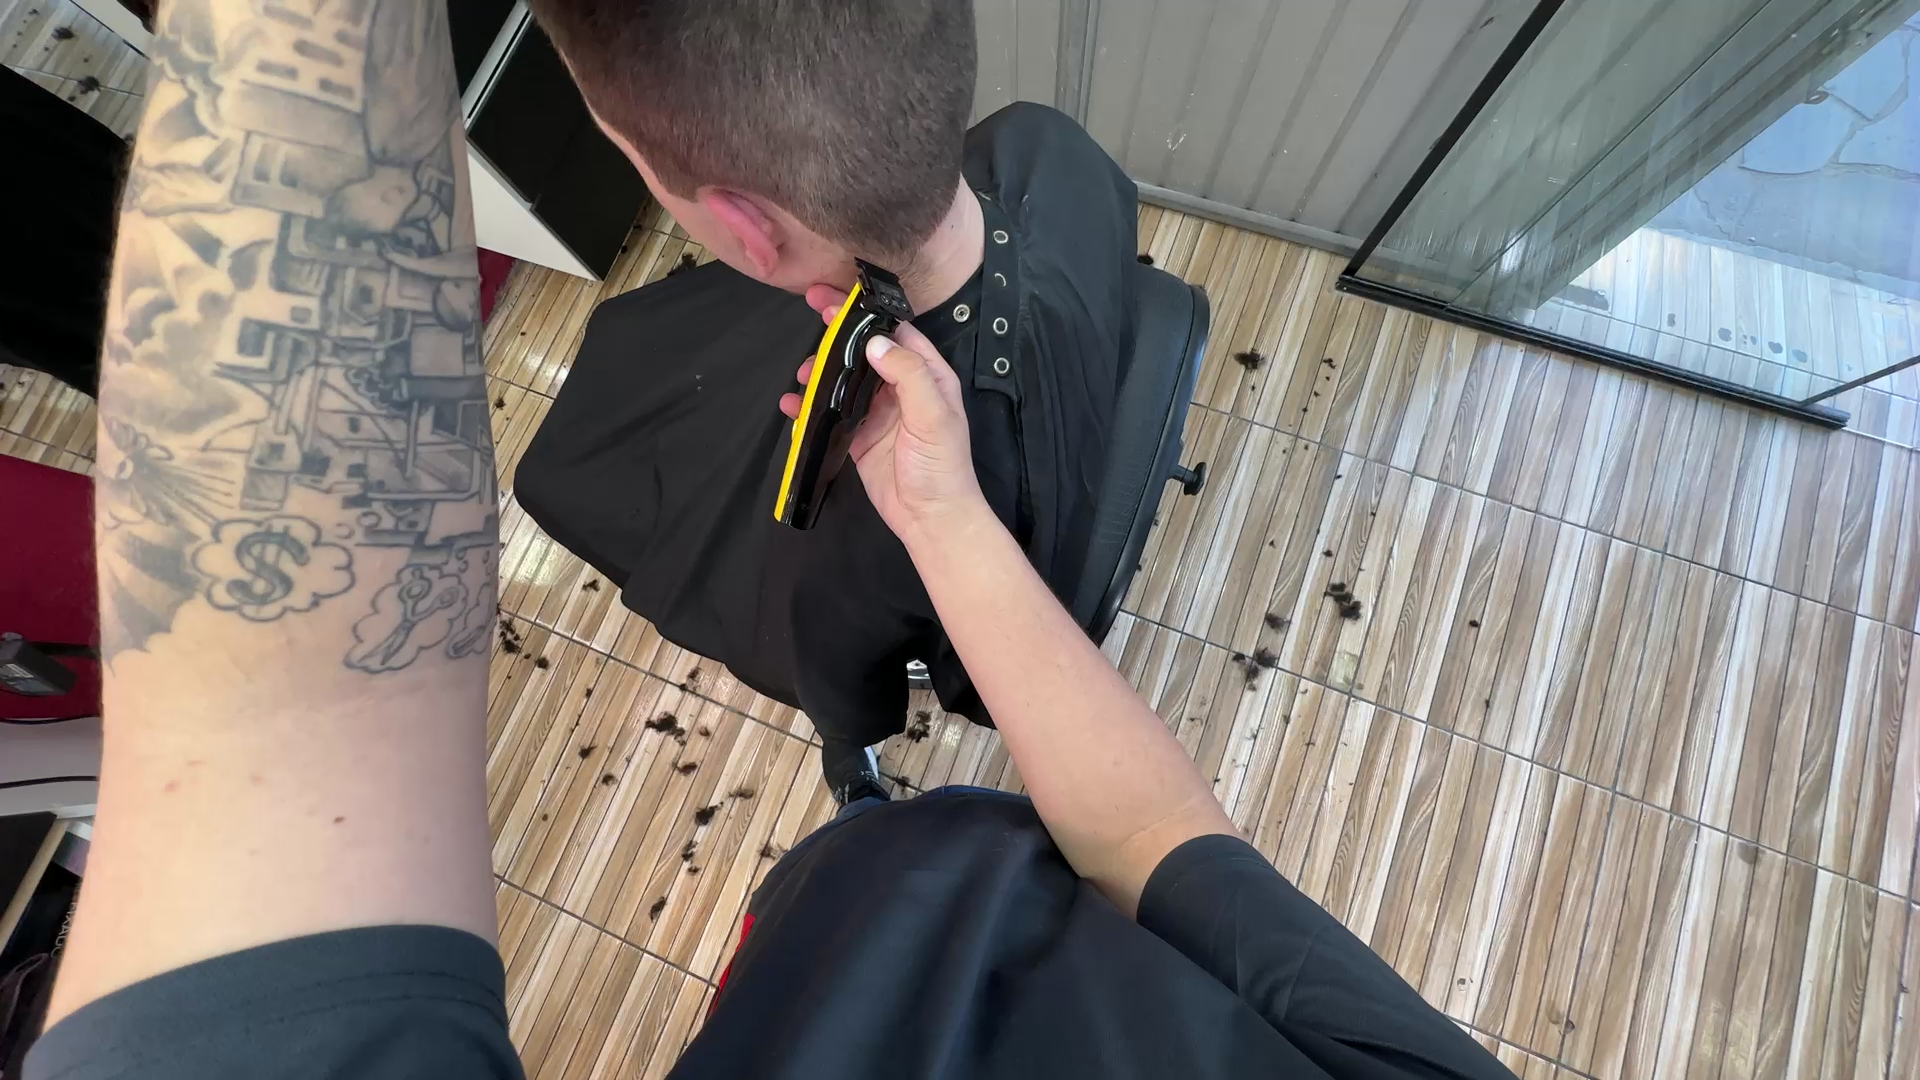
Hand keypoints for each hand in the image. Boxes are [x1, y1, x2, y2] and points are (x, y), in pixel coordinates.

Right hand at [780, 287, 984, 545]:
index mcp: (927, 376)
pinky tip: (792, 405)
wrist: (931, 519)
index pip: (896, 332)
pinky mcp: (859, 437)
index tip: (837, 298)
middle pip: (866, 350)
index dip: (868, 312)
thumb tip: (875, 341)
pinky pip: (831, 413)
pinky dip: (810, 407)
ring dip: (822, 371)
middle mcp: (902, 389)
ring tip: (802, 372)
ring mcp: (878, 413)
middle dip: (838, 333)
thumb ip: (908, 375)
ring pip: (845, 380)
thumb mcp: (932, 416)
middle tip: (810, 310)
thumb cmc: (941, 467)